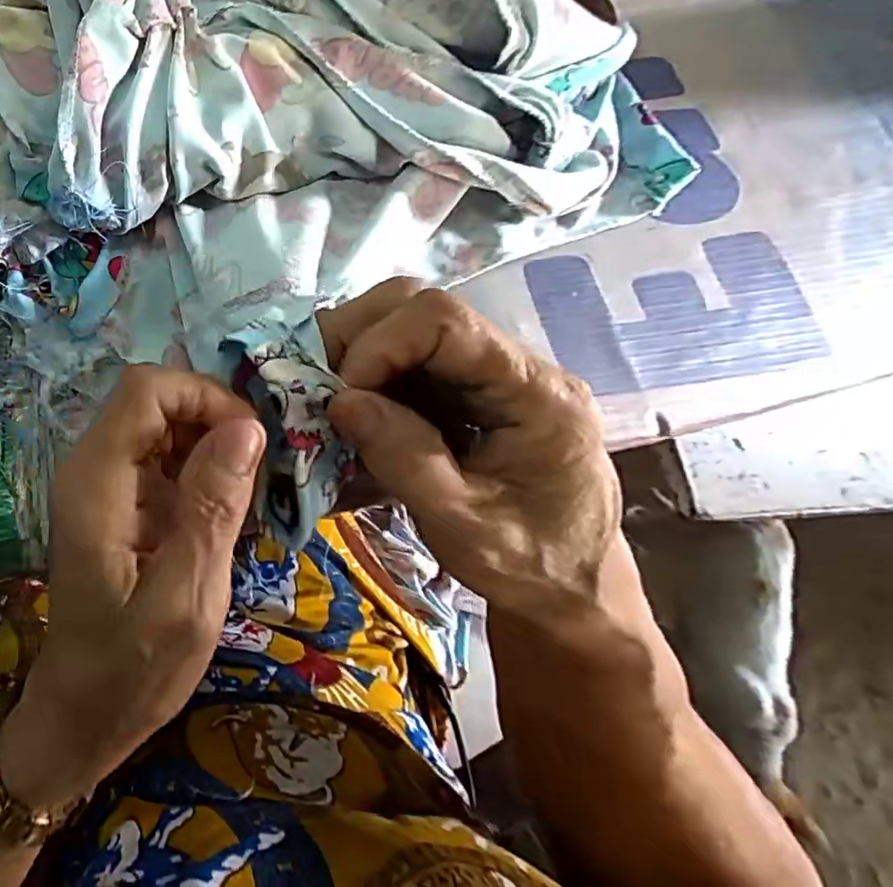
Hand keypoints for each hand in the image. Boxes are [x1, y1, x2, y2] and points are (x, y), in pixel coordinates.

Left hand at [0, 365, 265, 810]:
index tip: (253, 440)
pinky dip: (197, 469)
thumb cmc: (132, 669)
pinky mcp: (113, 503)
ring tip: (254, 489)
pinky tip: (227, 510)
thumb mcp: (187, 596)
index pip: (145, 390)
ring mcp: (98, 484)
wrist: (81, 711)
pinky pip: (157, 460)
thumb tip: (247, 426)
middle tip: (263, 465)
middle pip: (151, 401)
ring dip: (209, 443)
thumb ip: (212, 507)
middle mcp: (89, 468)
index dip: (203, 396)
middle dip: (212, 417)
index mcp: (96, 481)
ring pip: (157, 426)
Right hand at [317, 279, 624, 630]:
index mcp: (533, 391)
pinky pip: (395, 357)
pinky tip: (350, 416)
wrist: (573, 588)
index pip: (443, 321)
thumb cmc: (530, 564)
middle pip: (415, 304)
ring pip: (397, 321)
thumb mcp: (466, 528)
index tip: (343, 398)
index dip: (379, 346)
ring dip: (348, 356)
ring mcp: (481, 372)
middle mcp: (509, 364)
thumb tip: (342, 401)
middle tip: (319, 390)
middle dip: (352, 339)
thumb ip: (408, 462)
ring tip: (329, 405)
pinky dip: (358, 377)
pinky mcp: (458, 388)